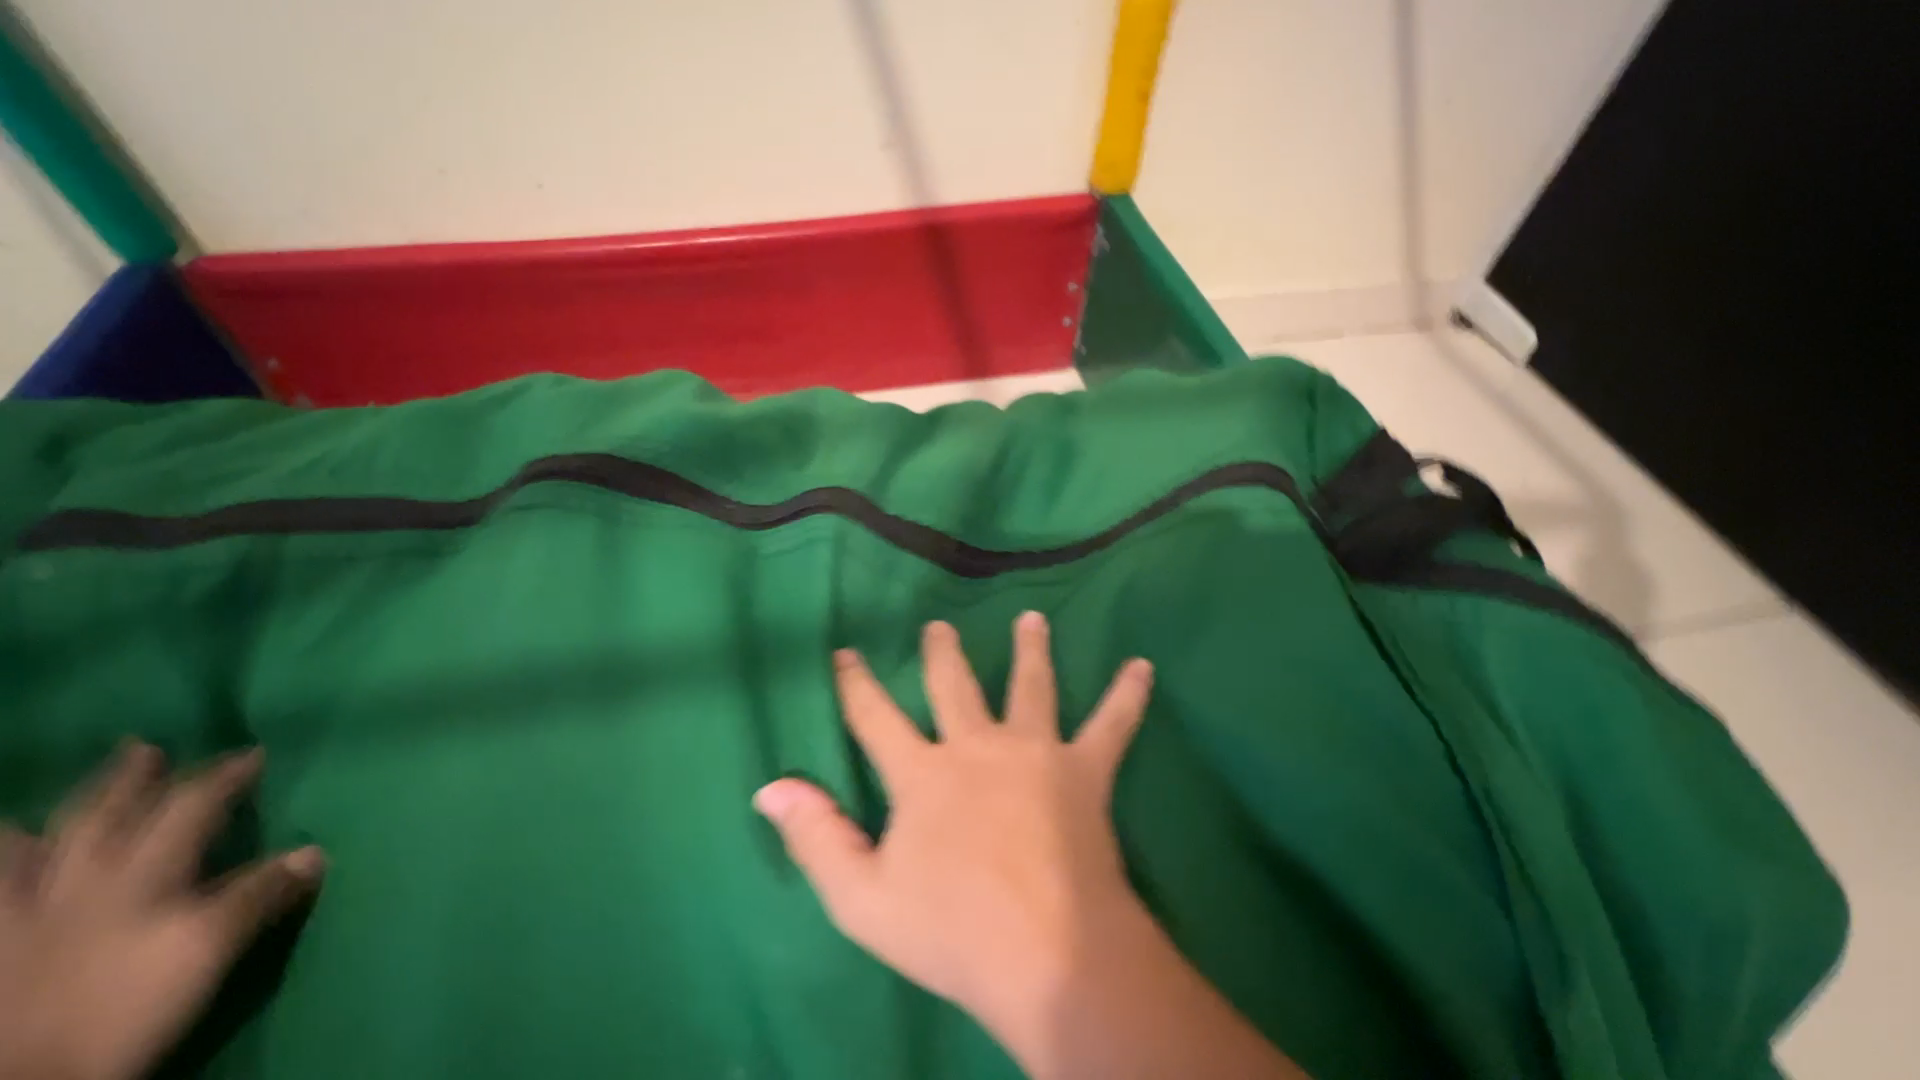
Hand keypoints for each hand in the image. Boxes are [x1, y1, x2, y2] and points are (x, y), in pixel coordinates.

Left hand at [0, 743, 324, 1079]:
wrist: (22, 1074)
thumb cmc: (125, 1007)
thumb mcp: (207, 951)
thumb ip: (257, 898)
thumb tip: (315, 851)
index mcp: (145, 875)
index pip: (195, 809)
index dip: (227, 779)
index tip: (255, 754)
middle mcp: (84, 877)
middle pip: (109, 814)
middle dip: (132, 779)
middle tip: (146, 747)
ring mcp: (25, 910)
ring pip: (30, 847)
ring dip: (47, 820)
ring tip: (53, 798)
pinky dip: (3, 864)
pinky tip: (8, 853)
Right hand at [753, 614, 1153, 1038]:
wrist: (1048, 955)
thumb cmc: (951, 931)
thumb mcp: (862, 898)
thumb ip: (817, 838)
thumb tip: (772, 786)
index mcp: (923, 775)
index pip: (876, 718)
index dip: (857, 684)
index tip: (846, 652)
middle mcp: (978, 748)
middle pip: (955, 687)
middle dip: (944, 654)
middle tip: (940, 625)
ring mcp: (1036, 754)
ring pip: (1031, 688)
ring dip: (1030, 650)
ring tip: (1033, 619)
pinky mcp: (1085, 773)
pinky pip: (1111, 725)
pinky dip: (1127, 695)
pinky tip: (1142, 667)